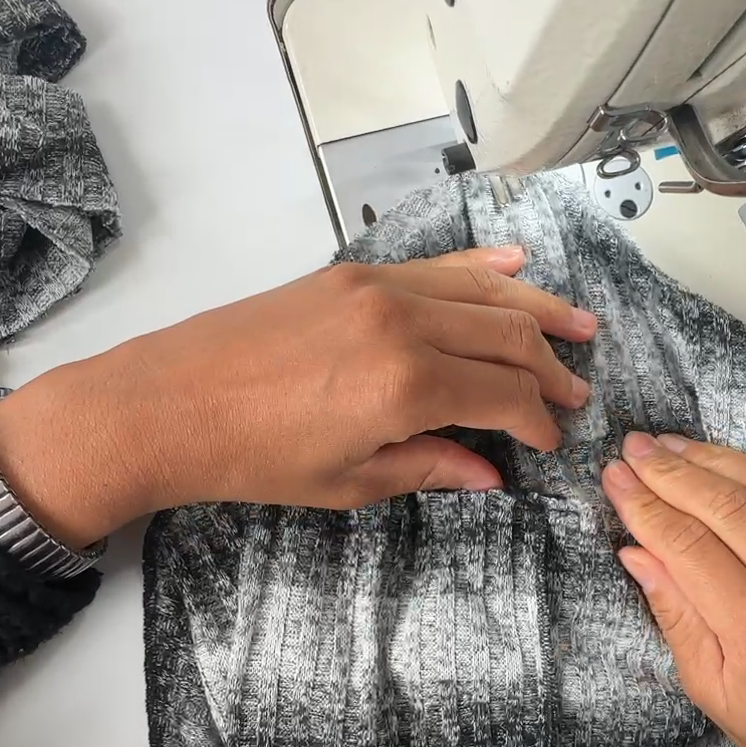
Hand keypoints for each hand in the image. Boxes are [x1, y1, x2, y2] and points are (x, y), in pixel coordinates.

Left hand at [0, 245, 596, 545]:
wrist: (164, 402)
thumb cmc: (254, 458)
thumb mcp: (349, 481)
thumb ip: (431, 467)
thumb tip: (491, 475)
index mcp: (407, 385)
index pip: (505, 395)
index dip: (538, 421)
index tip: (550, 442)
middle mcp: (404, 322)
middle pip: (507, 336)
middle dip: (550, 368)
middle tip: (577, 392)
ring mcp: (379, 287)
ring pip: (483, 291)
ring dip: (536, 311)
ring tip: (580, 325)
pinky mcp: (354, 272)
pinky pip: (435, 265)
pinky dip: (481, 268)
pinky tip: (515, 267)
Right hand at [603, 432, 745, 746]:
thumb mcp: (708, 689)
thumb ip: (674, 613)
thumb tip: (635, 550)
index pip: (691, 551)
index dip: (646, 507)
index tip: (614, 478)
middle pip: (729, 510)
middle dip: (672, 473)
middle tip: (632, 448)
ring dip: (710, 459)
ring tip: (665, 444)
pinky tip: (715, 459)